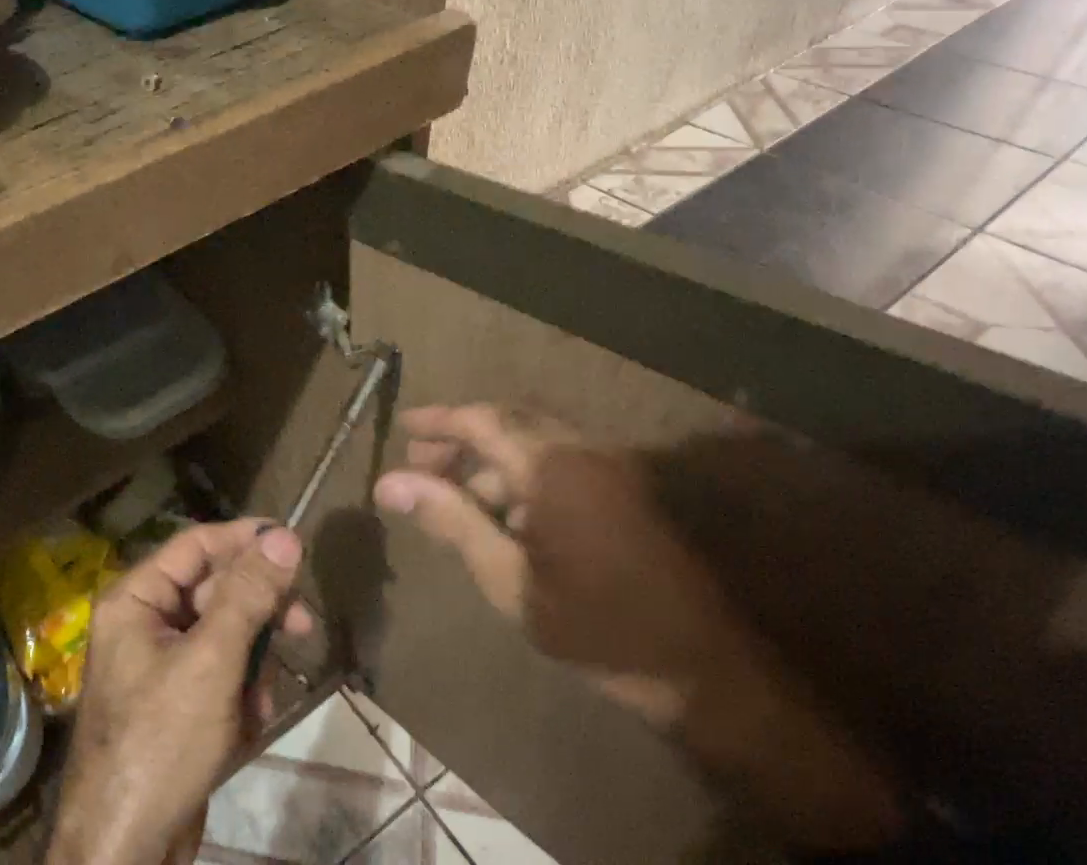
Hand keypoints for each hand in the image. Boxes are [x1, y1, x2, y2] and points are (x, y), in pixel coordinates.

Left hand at [47, 520, 312, 864]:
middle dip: (258, 611)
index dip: (245, 538)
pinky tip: (250, 723)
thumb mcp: (211, 662)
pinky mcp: (179, 704)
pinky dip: (242, 693)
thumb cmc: (161, 741)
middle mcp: (144, 624)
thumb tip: (284, 536)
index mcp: (136, 601)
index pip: (195, 545)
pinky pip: (222, 675)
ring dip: (254, 661)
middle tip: (303, 621)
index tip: (296, 540)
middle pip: (215, 590)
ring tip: (263, 696)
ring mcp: (161, 666)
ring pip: (226, 635)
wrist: (128, 844)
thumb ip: (248, 596)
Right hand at [372, 404, 745, 694]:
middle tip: (421, 463)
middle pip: (511, 422)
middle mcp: (584, 452)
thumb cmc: (594, 625)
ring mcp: (611, 468)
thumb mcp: (509, 579)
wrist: (698, 666)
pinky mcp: (626, 490)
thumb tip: (388, 482)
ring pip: (537, 442)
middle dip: (462, 437)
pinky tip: (503, 517)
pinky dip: (523, 474)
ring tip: (454, 496)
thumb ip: (452, 521)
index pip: (483, 421)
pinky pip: (562, 462)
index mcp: (553, 469)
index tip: (402, 428)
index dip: (439, 420)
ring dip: (492, 459)